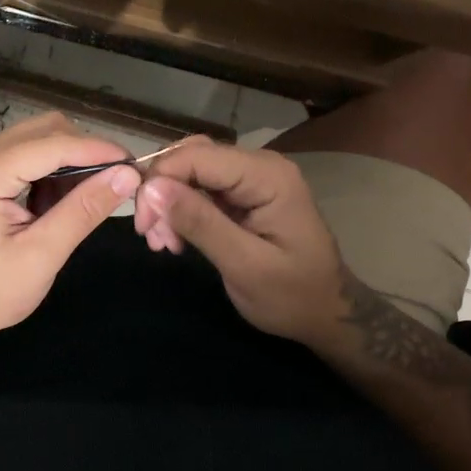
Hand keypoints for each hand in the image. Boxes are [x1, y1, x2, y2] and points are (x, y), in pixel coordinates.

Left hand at [0, 113, 139, 342]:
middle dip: (86, 151)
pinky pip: (28, 150)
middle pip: (46, 129)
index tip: (136, 164)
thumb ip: (84, 211)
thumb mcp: (43, 254)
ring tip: (89, 196)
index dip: (97, 150)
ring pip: (40, 136)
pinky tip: (61, 200)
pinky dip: (53, 167)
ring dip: (70, 159)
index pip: (53, 144)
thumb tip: (127, 175)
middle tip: (116, 183)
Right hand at [133, 137, 347, 342]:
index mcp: (267, 175)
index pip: (197, 155)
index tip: (143, 223)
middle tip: (149, 234)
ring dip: (167, 203)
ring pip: (190, 171)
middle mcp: (259, 165)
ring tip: (161, 243)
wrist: (327, 315)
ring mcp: (251, 178)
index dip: (160, 180)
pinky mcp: (242, 194)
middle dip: (161, 192)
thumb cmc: (293, 296)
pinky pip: (199, 188)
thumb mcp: (245, 265)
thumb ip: (200, 223)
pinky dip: (180, 210)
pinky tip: (173, 239)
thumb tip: (152, 188)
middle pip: (191, 157)